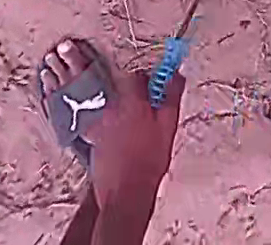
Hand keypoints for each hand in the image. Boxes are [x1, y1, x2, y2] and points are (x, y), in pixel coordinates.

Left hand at [83, 66, 184, 210]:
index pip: (137, 77)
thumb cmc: (148, 161)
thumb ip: (172, 96)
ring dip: (125, 116)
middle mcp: (112, 109)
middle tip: (149, 117)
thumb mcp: (168, 125)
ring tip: (137, 135)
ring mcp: (100, 126)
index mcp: (131, 100)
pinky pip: (106, 129)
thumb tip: (176, 76)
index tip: (156, 92)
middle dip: (136, 101)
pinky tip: (125, 147)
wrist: (126, 194)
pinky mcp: (94, 142)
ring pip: (115, 112)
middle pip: (124, 94)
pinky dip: (114, 133)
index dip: (149, 83)